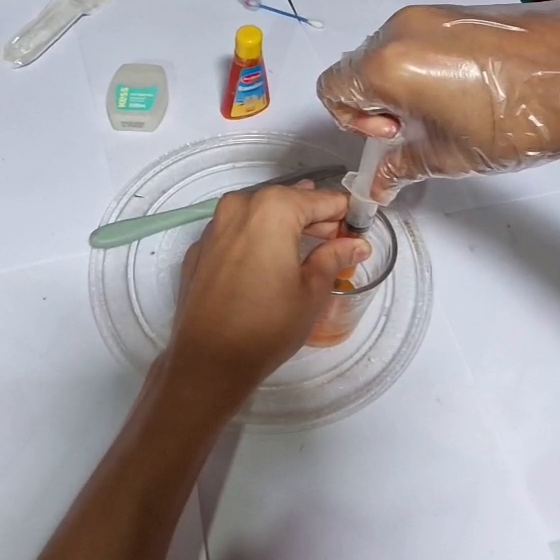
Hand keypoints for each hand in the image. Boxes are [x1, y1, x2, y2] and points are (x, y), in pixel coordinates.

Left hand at [161, 184, 369, 412]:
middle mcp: (239, 207)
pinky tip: (267, 266)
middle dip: (314, 219)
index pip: (321, 199)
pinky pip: (236, 234)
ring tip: (306, 252)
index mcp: (273, 209)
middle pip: (288, 202)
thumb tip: (355, 244)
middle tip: (338, 243)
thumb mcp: (313, 291)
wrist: (208, 359)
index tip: (359, 230)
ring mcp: (214, 227)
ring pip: (259, 215)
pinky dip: (256, 241)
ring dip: (284, 227)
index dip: (345, 213)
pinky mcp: (199, 250)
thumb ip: (335, 257)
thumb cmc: (268, 324)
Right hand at [316, 5, 559, 195]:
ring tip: (444, 108)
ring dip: (399, 83)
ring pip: (388, 51)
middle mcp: (401, 30)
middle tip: (416, 126)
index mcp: (389, 64)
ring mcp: (431, 14)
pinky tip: (464, 88)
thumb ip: (402, 166)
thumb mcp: (449, 155)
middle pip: (359, 67)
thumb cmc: (513, 123)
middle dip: (374, 101)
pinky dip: (423, 65)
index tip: (391, 134)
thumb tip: (379, 187)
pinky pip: (418, 39)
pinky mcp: (459, 9)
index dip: (352, 119)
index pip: (332, 87)